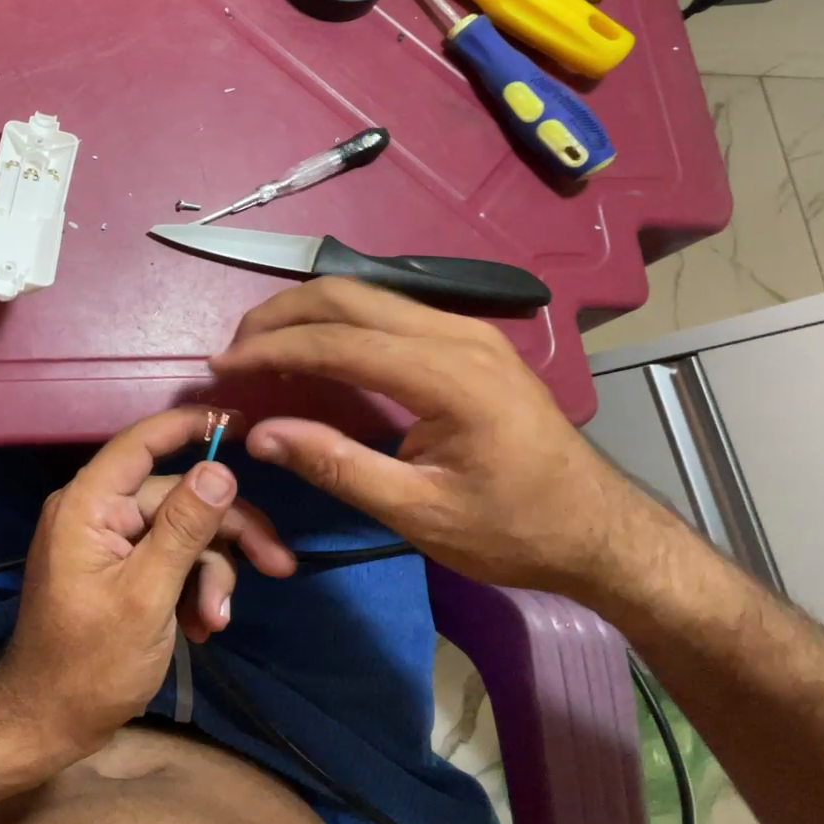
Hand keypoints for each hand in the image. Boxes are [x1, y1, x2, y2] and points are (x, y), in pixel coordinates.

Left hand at [0, 407, 295, 762]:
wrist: (50, 722)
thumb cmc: (90, 661)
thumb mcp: (147, 594)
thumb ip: (183, 528)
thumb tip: (220, 469)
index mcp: (89, 504)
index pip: (142, 442)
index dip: (191, 425)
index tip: (243, 422)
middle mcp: (98, 511)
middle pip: (178, 496)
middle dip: (226, 533)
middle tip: (278, 565)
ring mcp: (109, 541)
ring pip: (181, 532)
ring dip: (210, 574)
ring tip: (215, 623)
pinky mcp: (121, 568)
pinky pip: (169, 559)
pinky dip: (191, 587)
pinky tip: (201, 628)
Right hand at [209, 278, 658, 595]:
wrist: (602, 530)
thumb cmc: (516, 530)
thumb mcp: (419, 513)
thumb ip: (337, 466)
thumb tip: (260, 434)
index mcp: (449, 376)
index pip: (336, 341)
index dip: (270, 350)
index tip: (221, 367)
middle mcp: (456, 334)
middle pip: (345, 295)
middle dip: (278, 316)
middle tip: (234, 352)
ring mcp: (464, 330)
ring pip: (362, 293)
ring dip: (302, 314)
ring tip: (260, 350)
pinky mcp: (464, 339)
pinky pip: (382, 310)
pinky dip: (333, 322)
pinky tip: (310, 351)